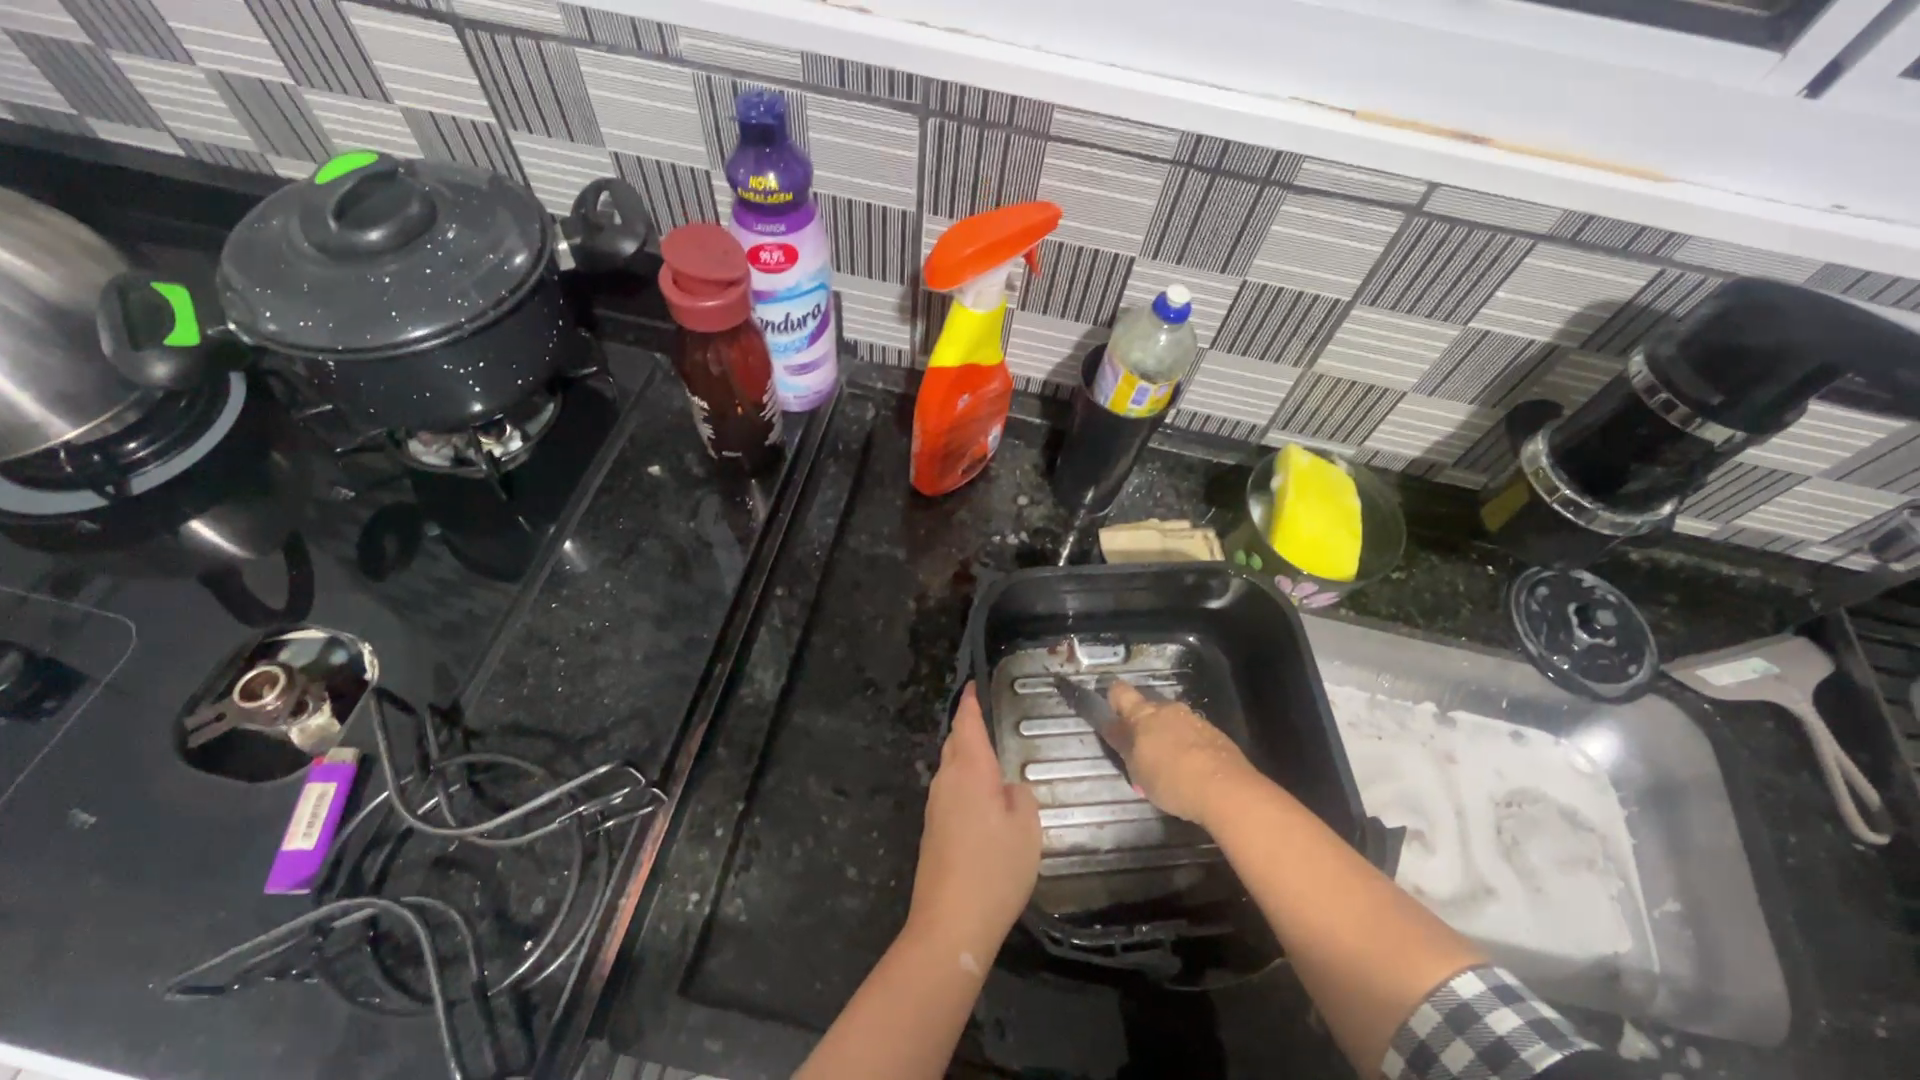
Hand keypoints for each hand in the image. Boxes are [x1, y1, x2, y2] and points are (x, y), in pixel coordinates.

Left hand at [906, 683, 1041, 961]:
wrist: (951, 923)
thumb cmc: (995, 868)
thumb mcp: (1027, 827)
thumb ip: (1020, 797)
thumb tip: (1007, 788)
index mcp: (970, 770)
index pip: (967, 723)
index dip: (972, 702)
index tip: (975, 685)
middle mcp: (946, 782)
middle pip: (954, 744)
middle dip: (968, 730)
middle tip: (990, 721)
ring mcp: (935, 809)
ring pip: (951, 770)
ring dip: (967, 760)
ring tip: (992, 759)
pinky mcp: (933, 834)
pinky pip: (951, 795)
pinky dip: (965, 786)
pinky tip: (983, 802)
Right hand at [1108, 681, 1259, 827]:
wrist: (1226, 790)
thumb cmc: (1171, 780)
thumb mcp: (1137, 769)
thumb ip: (1123, 745)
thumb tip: (1111, 726)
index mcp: (1143, 714)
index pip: (1120, 691)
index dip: (1113, 700)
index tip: (1112, 718)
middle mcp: (1168, 709)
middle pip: (1148, 708)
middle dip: (1142, 725)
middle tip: (1139, 752)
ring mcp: (1194, 719)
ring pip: (1171, 721)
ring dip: (1165, 736)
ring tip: (1166, 764)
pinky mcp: (1214, 733)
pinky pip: (1191, 734)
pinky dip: (1186, 746)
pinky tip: (1189, 768)